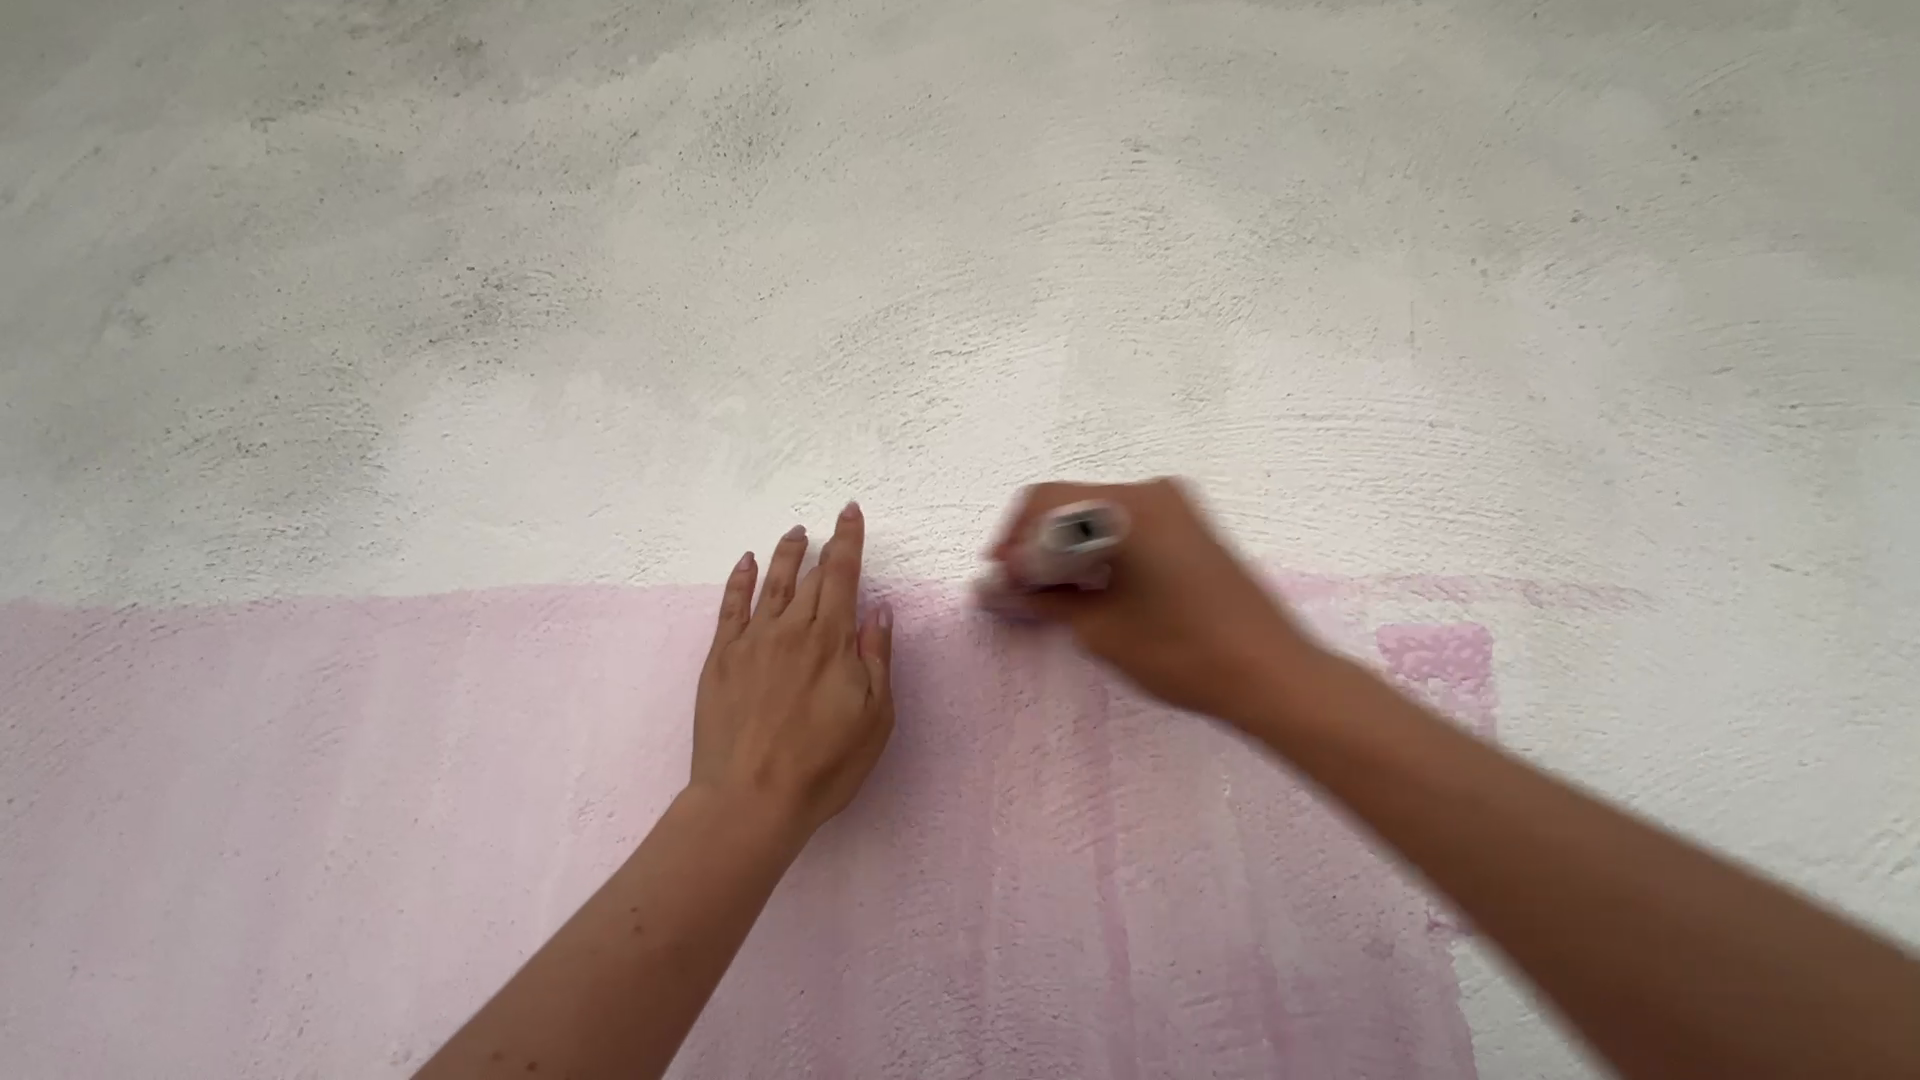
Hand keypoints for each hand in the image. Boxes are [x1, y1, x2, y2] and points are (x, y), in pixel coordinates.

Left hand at [692, 501, 894, 839]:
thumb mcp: (875, 717)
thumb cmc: (824, 765)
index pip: (843, 575)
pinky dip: (739, 580)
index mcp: (832, 640)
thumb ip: (877, 656)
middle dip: (824, 547)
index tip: (850, 512)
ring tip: (794, 533)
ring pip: (772, 582)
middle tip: (829, 526)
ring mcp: (752, 641)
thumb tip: (880, 609)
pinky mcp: (721, 658)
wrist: (751, 798)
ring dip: (785, 554)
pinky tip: (744, 563)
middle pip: (811, 576)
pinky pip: (731, 606)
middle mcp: (792, 628)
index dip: (849, 540)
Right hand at [990, 478, 1316, 726]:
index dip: (1010, 542)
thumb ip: (1041, 598)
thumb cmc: (1180, 652)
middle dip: (1034, 544)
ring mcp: (1175, 507)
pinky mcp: (1189, 528)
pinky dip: (1095, 550)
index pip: (1043, 503)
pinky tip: (1087, 586)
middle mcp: (1151, 491)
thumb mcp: (1098, 628)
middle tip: (1016, 590)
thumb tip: (997, 587)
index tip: (997, 582)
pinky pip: (1125, 525)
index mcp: (1127, 506)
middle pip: (1068, 503)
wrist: (1271, 675)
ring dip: (1063, 548)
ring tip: (1047, 594)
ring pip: (1095, 514)